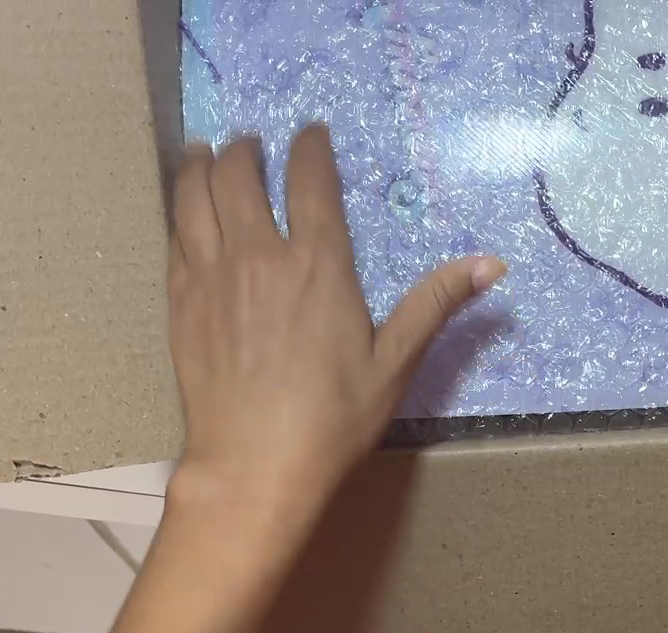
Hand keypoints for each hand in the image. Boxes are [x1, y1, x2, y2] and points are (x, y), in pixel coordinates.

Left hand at [166, 126, 504, 515]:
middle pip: (241, 175)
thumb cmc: (335, 418)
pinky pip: (175, 236)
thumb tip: (492, 263)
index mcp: (318, 265)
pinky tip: (186, 212)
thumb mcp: (396, 363)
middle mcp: (258, 255)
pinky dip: (180, 210)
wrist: (257, 464)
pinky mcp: (181, 303)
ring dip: (202, 164)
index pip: (310, 181)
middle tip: (255, 142)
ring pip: (195, 195)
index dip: (310, 147)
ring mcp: (211, 276)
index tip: (312, 133)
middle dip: (249, 149)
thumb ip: (436, 304)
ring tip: (208, 152)